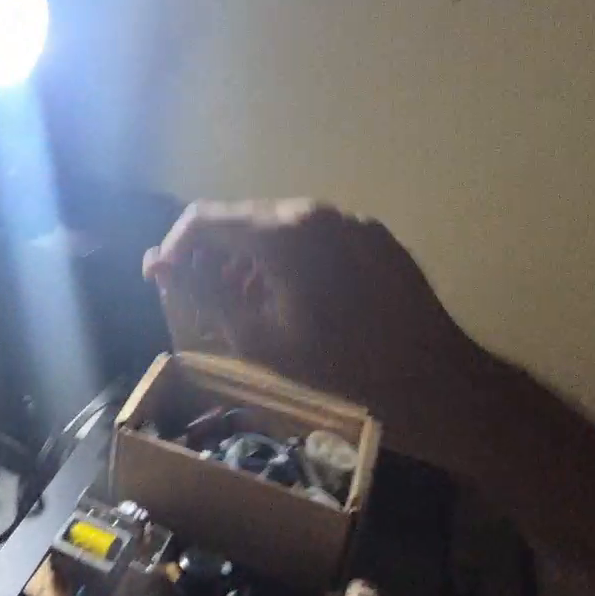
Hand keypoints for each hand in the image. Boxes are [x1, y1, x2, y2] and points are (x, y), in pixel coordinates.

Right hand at [142, 199, 485, 444]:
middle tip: (200, 299)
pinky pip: (311, 236)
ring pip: (274, 227)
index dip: (172, 246)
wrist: (441, 384)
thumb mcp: (255, 335)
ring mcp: (349, 221)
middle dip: (210, 255)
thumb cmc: (340, 367)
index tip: (162, 281)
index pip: (202, 218)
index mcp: (281, 230)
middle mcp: (313, 211)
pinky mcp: (373, 236)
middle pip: (238, 219)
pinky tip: (289, 299)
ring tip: (244, 304)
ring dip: (246, 259)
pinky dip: (284, 260)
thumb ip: (199, 291)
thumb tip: (154, 263)